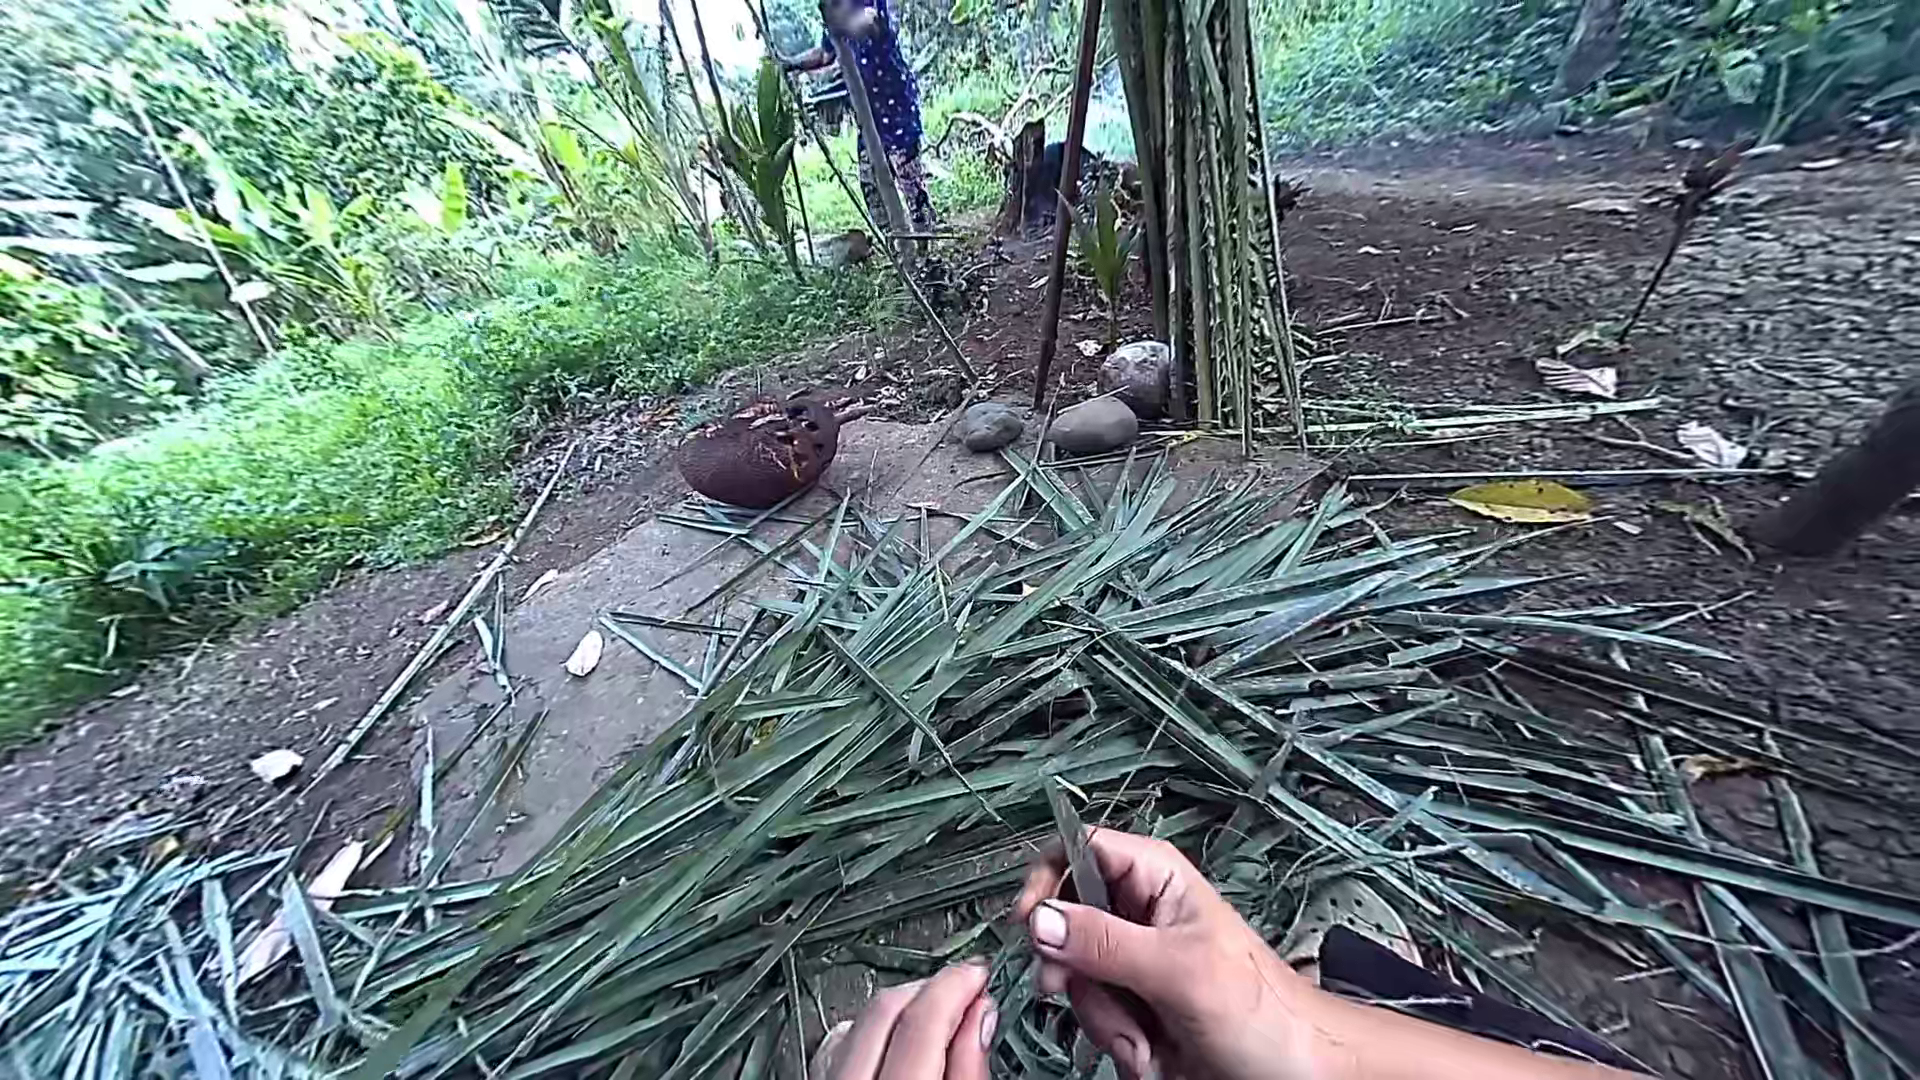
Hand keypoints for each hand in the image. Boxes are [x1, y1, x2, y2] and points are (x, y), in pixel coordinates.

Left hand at [812, 962, 996, 1079]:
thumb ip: (969, 1073)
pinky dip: (867, 1029)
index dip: (959, 986)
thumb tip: (982, 1014)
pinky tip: (892, 1041)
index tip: (983, 974)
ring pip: (857, 1018)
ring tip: (937, 1017)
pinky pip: (834, 1045)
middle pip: (886, 1008)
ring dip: (902, 1005)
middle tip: (968, 990)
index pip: (921, 1022)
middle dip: (932, 988)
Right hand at [1013, 829, 1320, 1079]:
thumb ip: (1105, 942)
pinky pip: (1093, 1007)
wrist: (1302, 1078)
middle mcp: (1134, 906)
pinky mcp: (1132, 997)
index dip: (1045, 878)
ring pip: (1075, 968)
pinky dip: (1112, 1037)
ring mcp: (1131, 954)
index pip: (1077, 848)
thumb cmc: (1263, 1011)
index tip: (1028, 922)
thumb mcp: (1179, 970)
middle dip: (1074, 966)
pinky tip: (1149, 1052)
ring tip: (1143, 1040)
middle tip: (1070, 989)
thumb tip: (1040, 920)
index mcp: (1150, 873)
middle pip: (1066, 916)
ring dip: (1101, 1014)